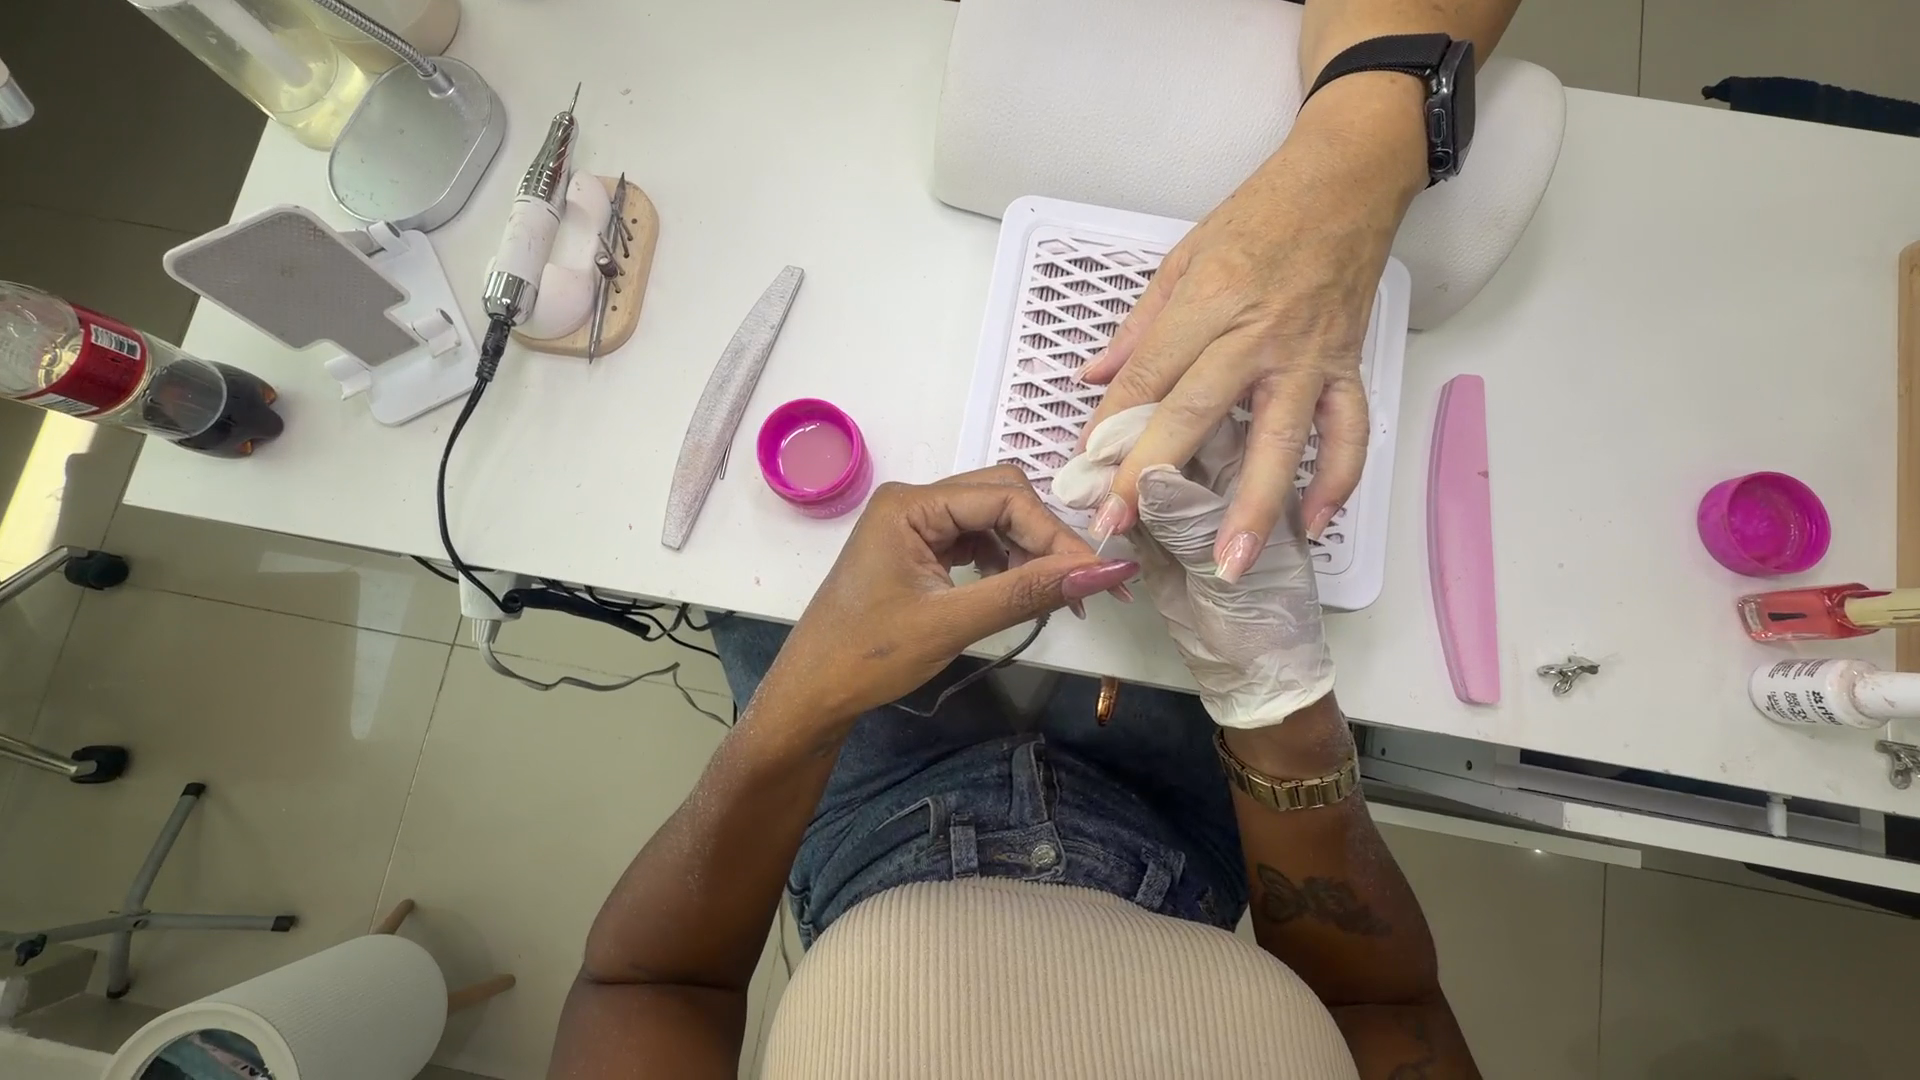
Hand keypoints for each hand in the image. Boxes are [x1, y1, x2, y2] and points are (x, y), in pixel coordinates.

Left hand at [758, 465, 1136, 724]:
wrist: (813, 693)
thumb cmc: (869, 657)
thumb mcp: (952, 623)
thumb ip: (1028, 592)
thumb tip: (1107, 573)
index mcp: (911, 503)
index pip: (1004, 498)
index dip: (1055, 536)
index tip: (1096, 577)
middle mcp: (914, 501)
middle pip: (1001, 499)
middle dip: (1045, 540)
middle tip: (1082, 586)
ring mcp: (915, 525)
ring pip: (991, 520)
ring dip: (1028, 553)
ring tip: (1057, 596)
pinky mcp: (918, 549)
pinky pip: (975, 541)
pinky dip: (1004, 563)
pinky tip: (1019, 591)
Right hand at [1057, 405, 1332, 728]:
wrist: (1253, 674)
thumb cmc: (1264, 621)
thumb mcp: (1234, 569)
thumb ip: (1192, 520)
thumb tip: (1150, 473)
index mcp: (1252, 476)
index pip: (1205, 428)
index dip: (1161, 423)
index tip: (1118, 428)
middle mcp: (1217, 484)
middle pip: (1166, 443)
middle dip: (1126, 445)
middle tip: (1088, 454)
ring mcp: (1184, 510)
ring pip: (1143, 475)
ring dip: (1112, 474)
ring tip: (1080, 476)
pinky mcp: (1159, 538)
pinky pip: (1129, 510)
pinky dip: (1107, 506)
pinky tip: (1086, 501)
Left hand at [1077, 75, 1427, 583]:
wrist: (1347, 178)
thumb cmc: (1257, 216)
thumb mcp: (1181, 260)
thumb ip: (1137, 329)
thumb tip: (1092, 380)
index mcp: (1207, 302)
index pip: (1146, 377)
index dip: (1110, 429)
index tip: (1085, 477)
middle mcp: (1255, 335)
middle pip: (1197, 413)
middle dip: (1155, 476)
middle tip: (1123, 529)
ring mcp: (1308, 357)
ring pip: (1282, 440)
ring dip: (1256, 508)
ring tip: (1231, 565)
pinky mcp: (1349, 366)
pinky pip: (1349, 432)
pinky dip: (1339, 481)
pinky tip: (1314, 525)